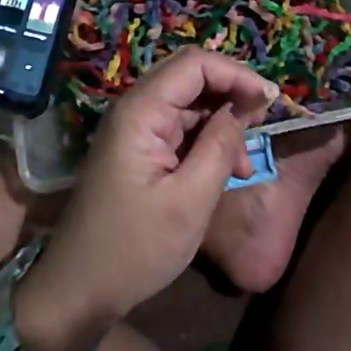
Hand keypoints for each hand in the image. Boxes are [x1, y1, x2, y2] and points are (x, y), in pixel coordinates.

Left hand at [13, 50, 275, 350]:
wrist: (78, 286)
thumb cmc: (135, 248)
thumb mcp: (189, 202)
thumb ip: (219, 147)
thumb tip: (246, 105)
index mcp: (141, 111)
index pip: (194, 64)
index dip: (236, 73)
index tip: (271, 100)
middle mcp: (135, 108)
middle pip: (190, 76)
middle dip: (231, 92)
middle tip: (264, 121)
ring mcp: (135, 127)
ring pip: (188, 102)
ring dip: (222, 121)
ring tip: (245, 162)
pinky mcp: (138, 147)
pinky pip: (179, 126)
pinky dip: (207, 139)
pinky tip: (227, 168)